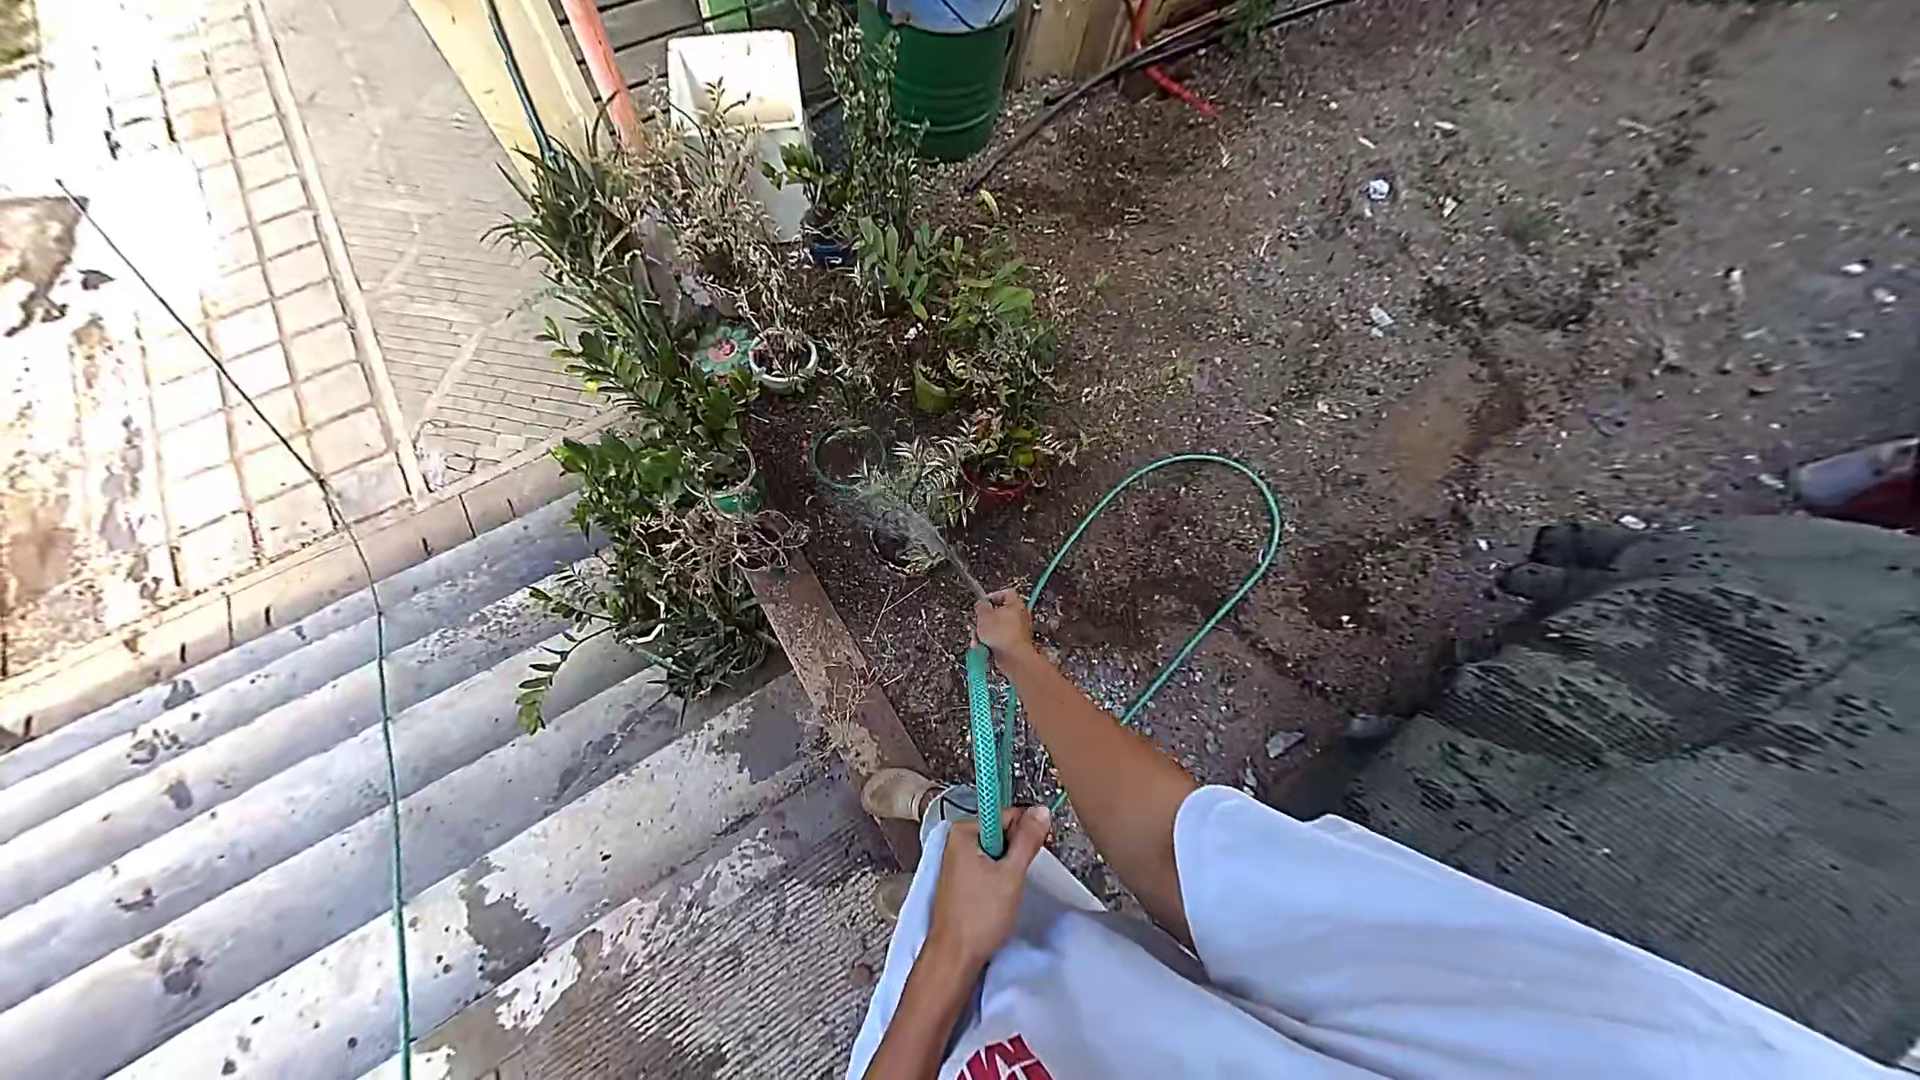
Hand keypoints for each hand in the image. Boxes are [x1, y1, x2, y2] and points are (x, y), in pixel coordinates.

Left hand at [926, 806, 1051, 968]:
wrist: (955, 957)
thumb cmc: (981, 915)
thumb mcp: (1011, 874)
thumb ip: (1027, 840)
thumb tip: (1042, 810)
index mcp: (964, 830)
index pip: (1007, 816)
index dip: (1026, 832)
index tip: (1037, 852)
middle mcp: (957, 839)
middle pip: (1001, 833)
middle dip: (1017, 852)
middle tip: (1020, 876)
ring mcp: (957, 859)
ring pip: (996, 851)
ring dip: (1009, 867)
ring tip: (1010, 889)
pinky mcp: (960, 877)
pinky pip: (987, 865)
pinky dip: (999, 876)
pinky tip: (1001, 895)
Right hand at [974, 589, 1034, 658]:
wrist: (1014, 658)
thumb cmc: (1002, 635)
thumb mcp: (984, 616)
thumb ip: (981, 607)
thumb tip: (981, 604)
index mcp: (1016, 605)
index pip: (1006, 593)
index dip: (993, 596)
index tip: (983, 603)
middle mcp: (1020, 617)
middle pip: (998, 614)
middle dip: (984, 621)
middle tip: (977, 625)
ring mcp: (1018, 632)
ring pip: (997, 629)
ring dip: (984, 635)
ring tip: (978, 641)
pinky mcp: (1014, 645)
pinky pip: (999, 641)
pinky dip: (990, 644)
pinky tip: (983, 649)